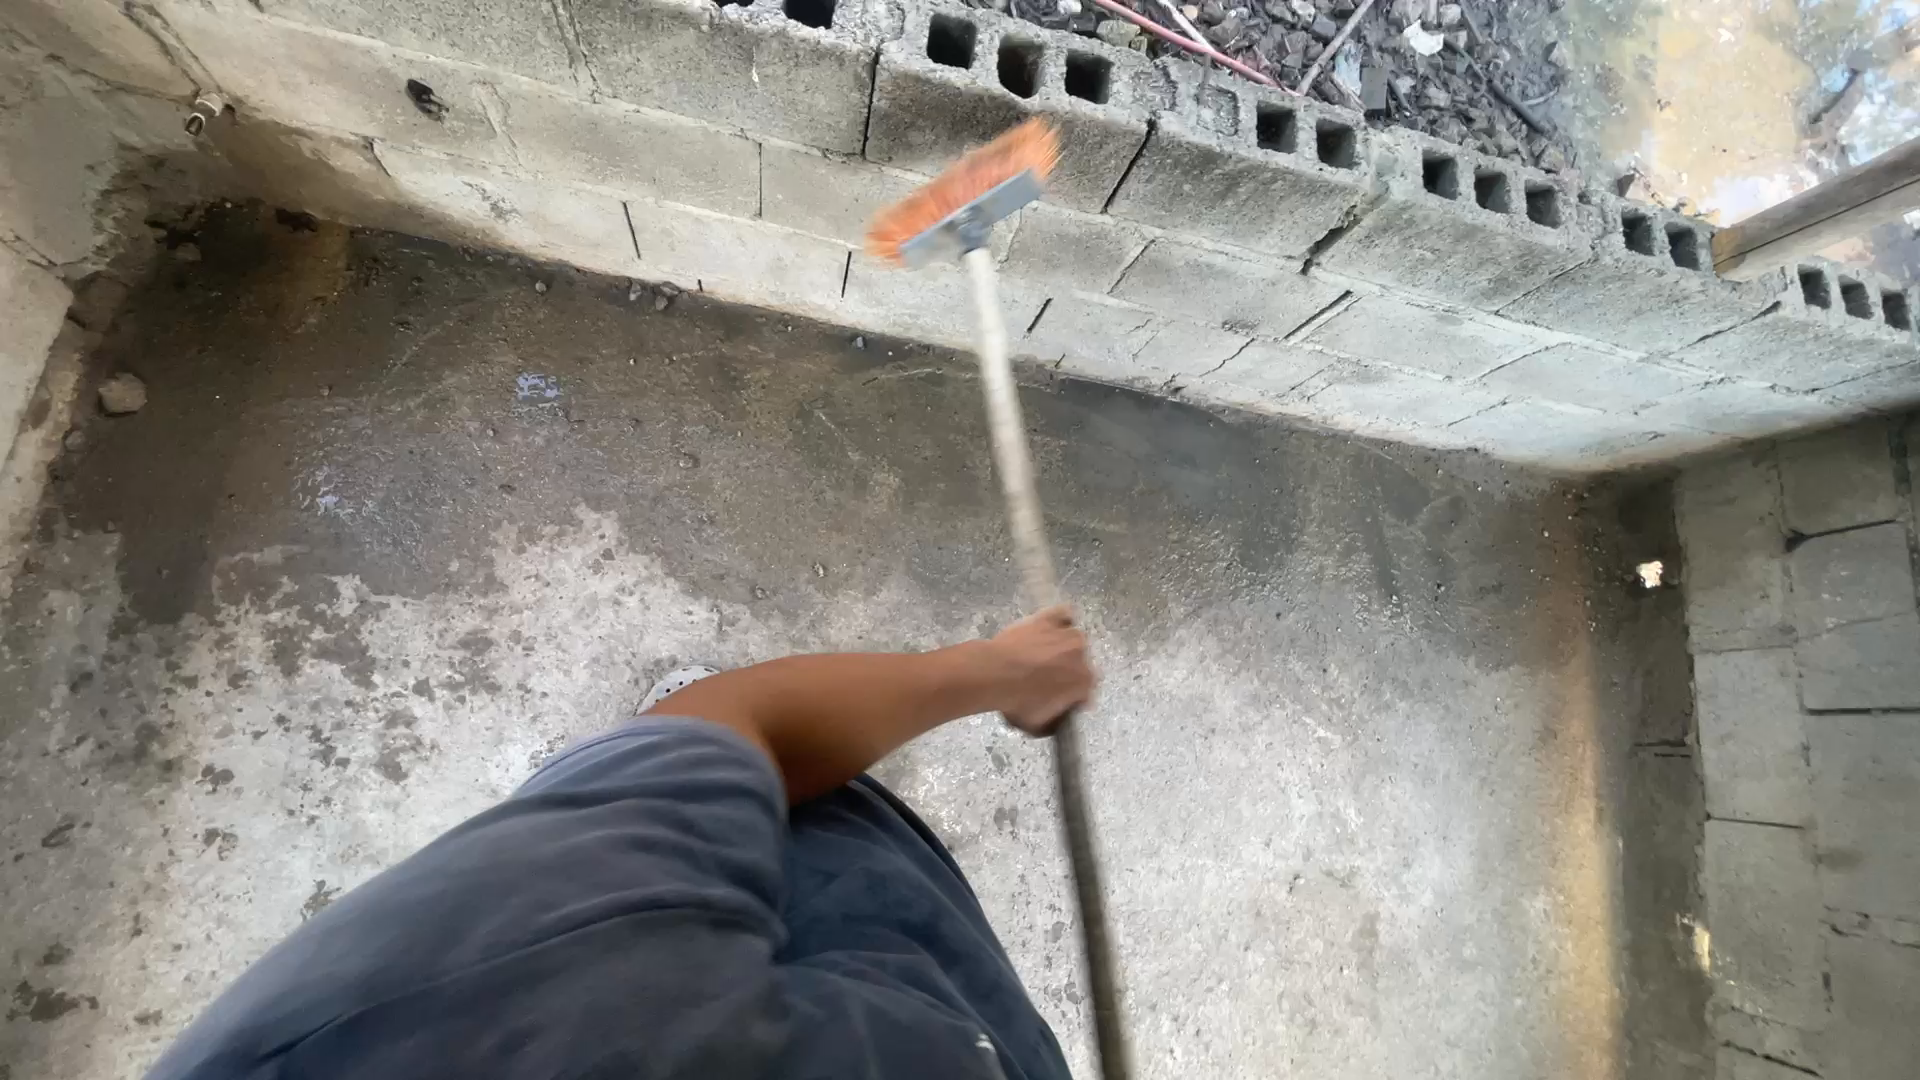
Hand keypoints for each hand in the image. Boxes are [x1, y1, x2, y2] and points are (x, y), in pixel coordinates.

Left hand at [985, 605, 1094, 735]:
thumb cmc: (1016, 701)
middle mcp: (1083, 656)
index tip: (1060, 696)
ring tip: (1042, 653)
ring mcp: (1067, 634)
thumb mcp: (1037, 725)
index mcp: (1085, 683)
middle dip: (1067, 669)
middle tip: (1046, 675)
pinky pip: (1063, 615)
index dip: (1072, 693)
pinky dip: (1060, 620)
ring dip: (1062, 646)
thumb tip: (1055, 722)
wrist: (995, 673)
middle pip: (1080, 662)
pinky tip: (1050, 626)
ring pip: (1072, 639)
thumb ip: (1054, 722)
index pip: (1086, 689)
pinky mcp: (1050, 618)